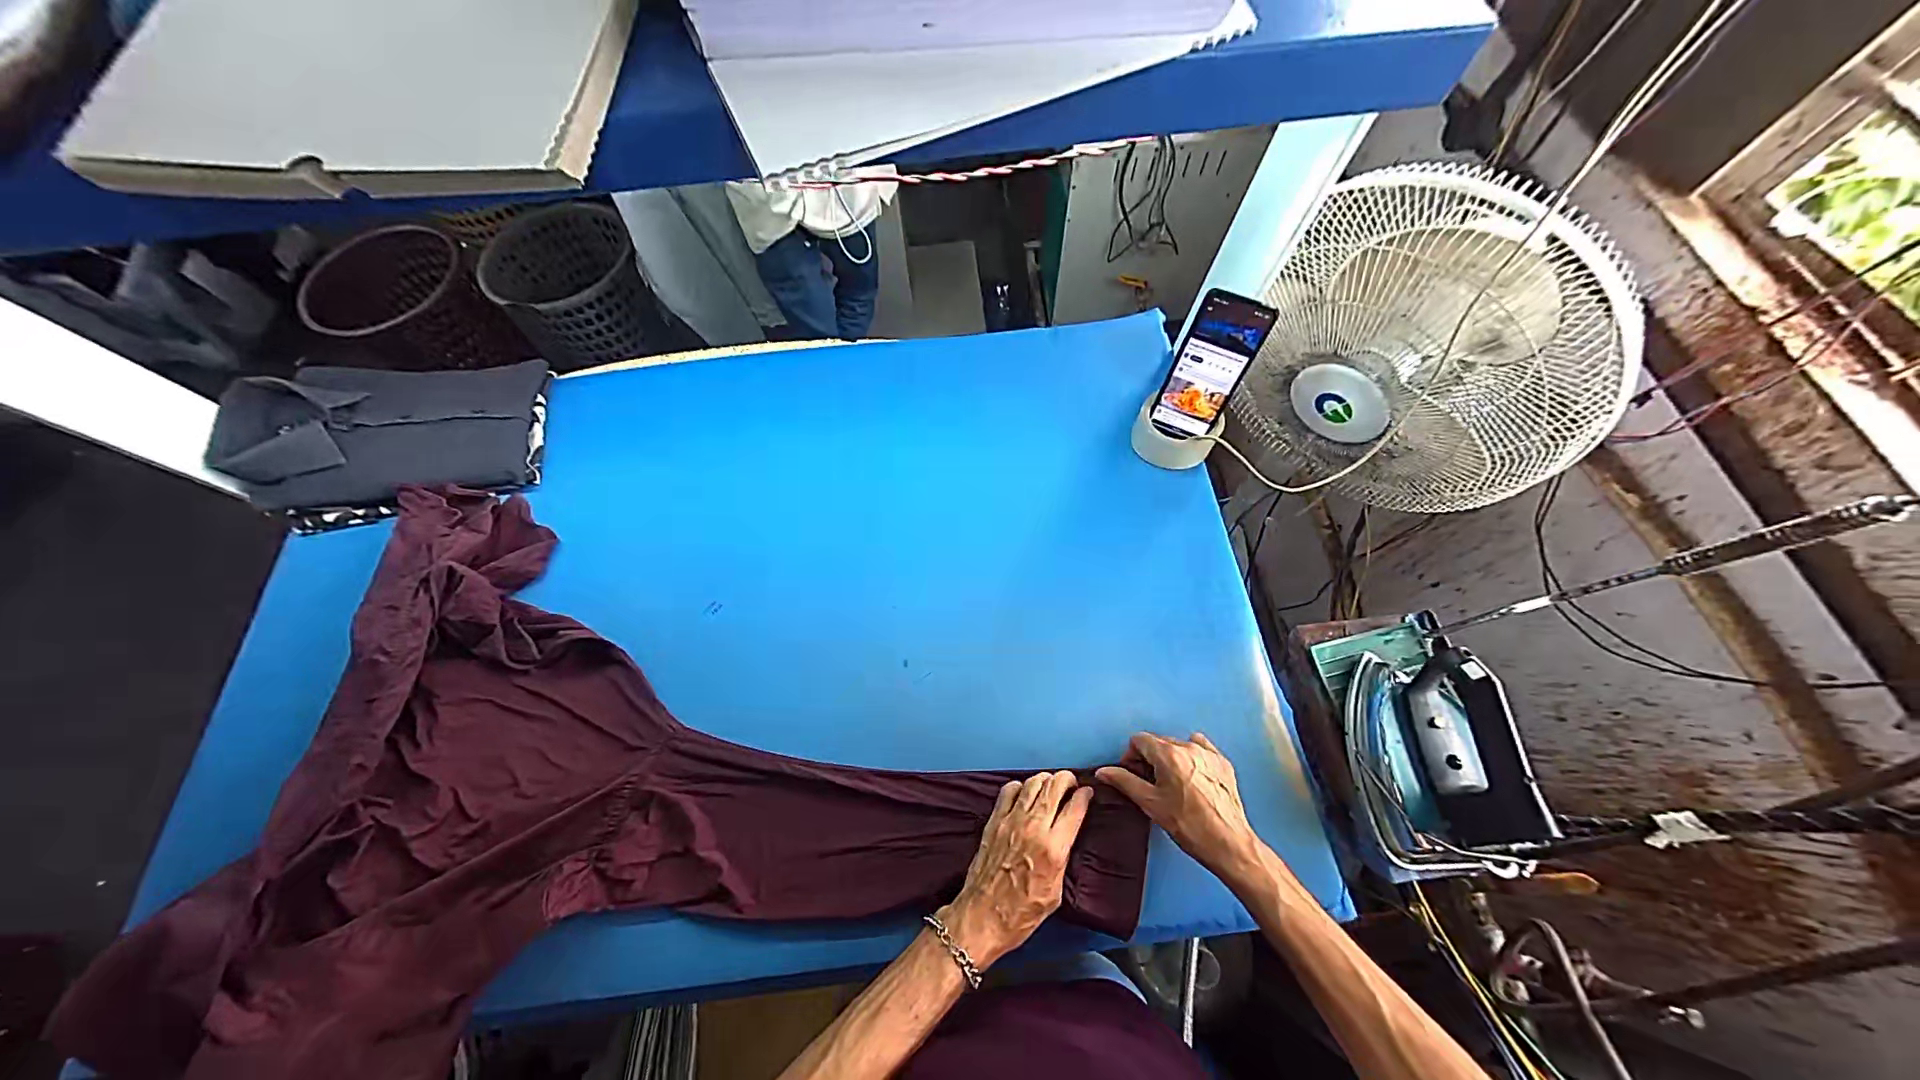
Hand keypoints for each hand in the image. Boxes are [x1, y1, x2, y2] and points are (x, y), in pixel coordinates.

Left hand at [939, 771, 1092, 969]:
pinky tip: (1024, 793)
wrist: (983, 916)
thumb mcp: (1055, 893)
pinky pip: (1008, 791)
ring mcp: (1011, 821)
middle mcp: (1033, 829)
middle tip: (1071, 782)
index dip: (1084, 796)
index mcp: (1053, 849)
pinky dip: (1020, 786)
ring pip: (1032, 784)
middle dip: (1066, 779)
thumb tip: (1065, 839)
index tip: (1087, 792)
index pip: (1075, 809)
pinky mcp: (994, 821)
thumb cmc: (1021, 913)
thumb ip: (1062, 860)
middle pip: (1054, 787)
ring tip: (1051, 783)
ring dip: (1045, 779)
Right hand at [1097, 732, 1265, 885]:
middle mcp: (1189, 748)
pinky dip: (1191, 758)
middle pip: (1159, 741)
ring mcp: (1208, 754)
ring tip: (1171, 783)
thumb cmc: (1190, 827)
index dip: (1131, 755)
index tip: (1132, 772)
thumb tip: (1104, 771)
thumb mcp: (1150, 804)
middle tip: (1149, 781)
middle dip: (1149, 757)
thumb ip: (1124, 782)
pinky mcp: (1223, 764)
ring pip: (1179, 744)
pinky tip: (1190, 778)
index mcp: (1169, 755)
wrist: (1228, 843)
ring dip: (1170, 758)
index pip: (1139, 739)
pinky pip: (1201, 749)